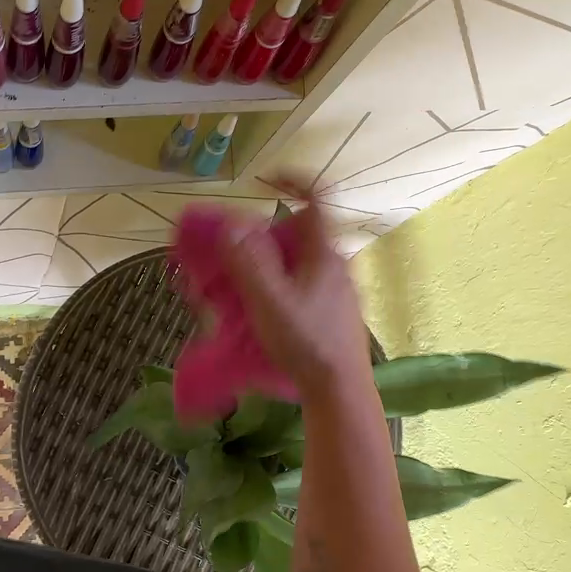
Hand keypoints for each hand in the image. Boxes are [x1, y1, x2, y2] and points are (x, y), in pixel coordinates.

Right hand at [218, 175, 370, 394]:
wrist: (339, 389)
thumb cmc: (306, 343)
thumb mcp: (270, 302)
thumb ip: (249, 262)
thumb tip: (231, 223)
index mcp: (323, 253)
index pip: (316, 199)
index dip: (292, 182)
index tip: (264, 182)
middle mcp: (335, 265)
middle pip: (300, 233)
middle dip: (266, 235)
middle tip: (235, 250)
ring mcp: (337, 291)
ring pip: (300, 262)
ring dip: (270, 264)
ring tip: (241, 285)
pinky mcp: (333, 314)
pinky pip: (303, 286)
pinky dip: (280, 286)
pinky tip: (263, 311)